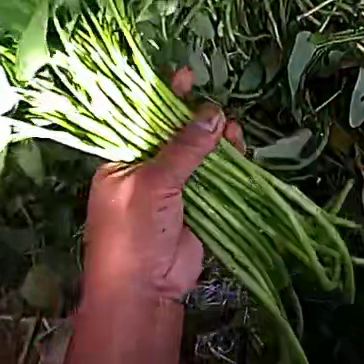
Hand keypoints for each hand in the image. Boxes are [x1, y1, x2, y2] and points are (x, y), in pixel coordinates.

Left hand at [80, 68, 240, 307]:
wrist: (145, 287)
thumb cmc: (133, 232)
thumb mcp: (153, 183)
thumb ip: (184, 149)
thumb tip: (214, 113)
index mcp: (123, 161)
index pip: (144, 120)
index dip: (165, 98)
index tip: (187, 76)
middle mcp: (149, 171)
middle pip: (178, 135)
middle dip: (198, 120)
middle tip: (219, 110)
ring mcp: (176, 189)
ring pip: (201, 156)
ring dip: (218, 142)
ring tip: (235, 133)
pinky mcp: (199, 206)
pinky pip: (217, 179)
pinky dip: (230, 165)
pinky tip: (240, 152)